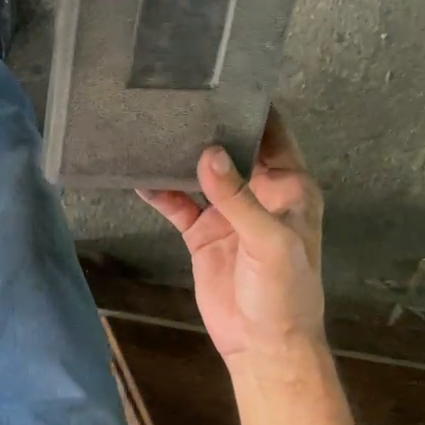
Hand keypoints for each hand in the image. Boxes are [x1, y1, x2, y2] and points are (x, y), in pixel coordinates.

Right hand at [138, 110, 325, 363]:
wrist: (262, 345)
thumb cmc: (284, 292)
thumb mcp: (270, 242)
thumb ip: (239, 198)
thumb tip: (207, 153)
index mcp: (289, 186)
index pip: (271, 132)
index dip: (250, 105)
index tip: (218, 78)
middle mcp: (258, 190)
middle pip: (230, 146)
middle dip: (206, 124)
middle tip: (172, 95)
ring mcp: (227, 210)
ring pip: (199, 171)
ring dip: (177, 155)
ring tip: (148, 127)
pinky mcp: (201, 231)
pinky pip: (175, 202)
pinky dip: (157, 190)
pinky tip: (135, 176)